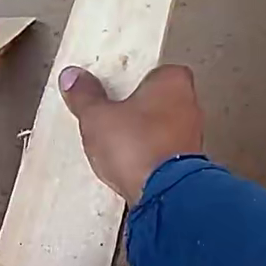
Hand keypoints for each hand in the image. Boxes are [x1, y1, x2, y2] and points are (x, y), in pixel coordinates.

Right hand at [58, 63, 203, 204]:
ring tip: (118, 150)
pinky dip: (150, 161)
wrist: (162, 194)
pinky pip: (164, 158)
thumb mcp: (97, 116)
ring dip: (143, 139)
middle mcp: (190, 106)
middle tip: (111, 121)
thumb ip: (84, 95)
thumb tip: (73, 78)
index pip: (151, 71)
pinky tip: (132, 170)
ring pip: (162, 132)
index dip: (129, 83)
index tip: (109, 93)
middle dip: (136, 112)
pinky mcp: (189, 168)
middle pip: (158, 103)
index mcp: (173, 81)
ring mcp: (192, 139)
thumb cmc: (138, 146)